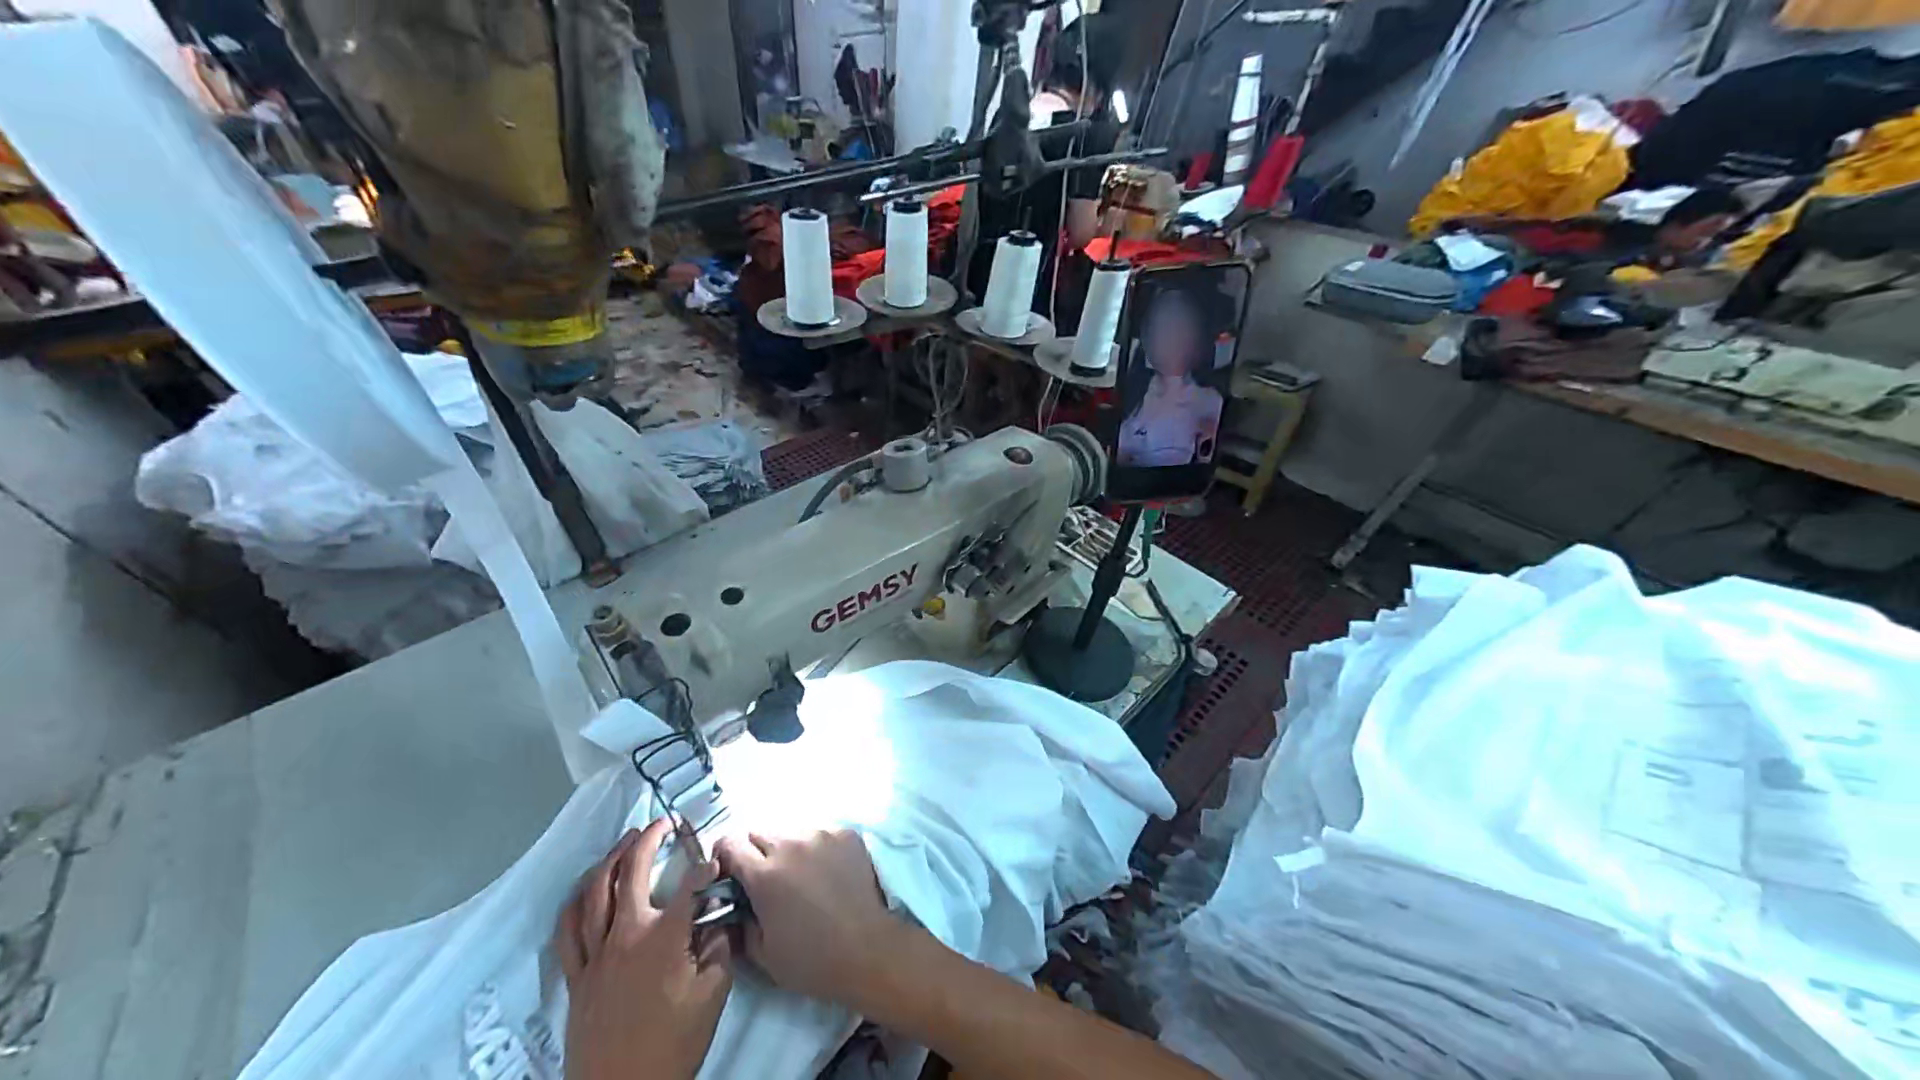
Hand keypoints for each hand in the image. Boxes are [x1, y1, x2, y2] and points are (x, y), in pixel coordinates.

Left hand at [554, 819, 731, 1079]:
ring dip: (610, 859)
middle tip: (662, 824)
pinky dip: (575, 901)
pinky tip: (585, 888)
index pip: (689, 885)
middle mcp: (625, 936)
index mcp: (663, 939)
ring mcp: (595, 955)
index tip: (716, 854)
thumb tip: (720, 917)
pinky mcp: (575, 976)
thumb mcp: (712, 996)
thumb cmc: (673, 1045)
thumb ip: (719, 948)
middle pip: (631, 873)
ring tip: (625, 841)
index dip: (705, 865)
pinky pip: (567, 930)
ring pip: (594, 892)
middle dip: (648, 841)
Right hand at [711, 830, 903, 1011]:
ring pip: (791, 833)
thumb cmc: (811, 960)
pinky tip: (827, 875)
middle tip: (767, 882)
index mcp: (764, 874)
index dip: (724, 858)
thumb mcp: (761, 952)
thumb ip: (739, 921)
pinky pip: (821, 835)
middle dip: (755, 855)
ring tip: (802, 880)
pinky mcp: (847, 834)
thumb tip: (732, 903)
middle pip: (759, 835)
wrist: (868, 950)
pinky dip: (817, 850)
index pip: (729, 844)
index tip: (730, 875)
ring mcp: (822, 835)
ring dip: (788, 851)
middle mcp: (791, 845)